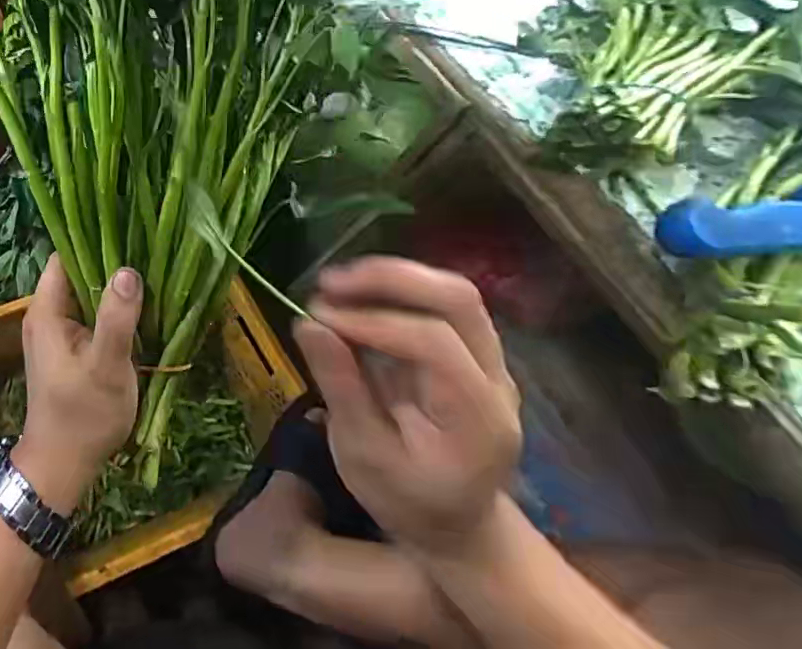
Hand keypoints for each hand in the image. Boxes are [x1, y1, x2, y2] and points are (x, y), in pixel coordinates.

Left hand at [16, 256, 142, 509]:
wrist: (63, 465)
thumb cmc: (83, 415)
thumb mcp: (106, 365)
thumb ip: (117, 318)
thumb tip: (128, 270)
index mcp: (46, 310)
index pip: (64, 257)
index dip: (92, 241)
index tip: (128, 234)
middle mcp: (46, 314)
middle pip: (76, 273)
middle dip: (109, 264)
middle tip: (149, 255)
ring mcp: (57, 332)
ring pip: (85, 295)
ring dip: (113, 289)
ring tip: (151, 276)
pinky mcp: (69, 348)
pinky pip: (89, 316)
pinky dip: (111, 310)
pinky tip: (139, 310)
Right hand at [296, 257, 521, 556]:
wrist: (456, 523)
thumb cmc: (408, 499)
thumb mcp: (363, 455)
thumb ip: (340, 387)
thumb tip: (306, 324)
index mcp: (477, 417)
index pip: (434, 343)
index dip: (372, 322)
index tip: (318, 317)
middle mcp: (495, 379)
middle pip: (458, 301)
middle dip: (390, 280)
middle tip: (328, 283)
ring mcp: (487, 362)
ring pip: (451, 293)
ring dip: (390, 278)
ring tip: (333, 285)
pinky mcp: (466, 351)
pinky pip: (436, 303)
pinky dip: (392, 290)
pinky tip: (352, 298)